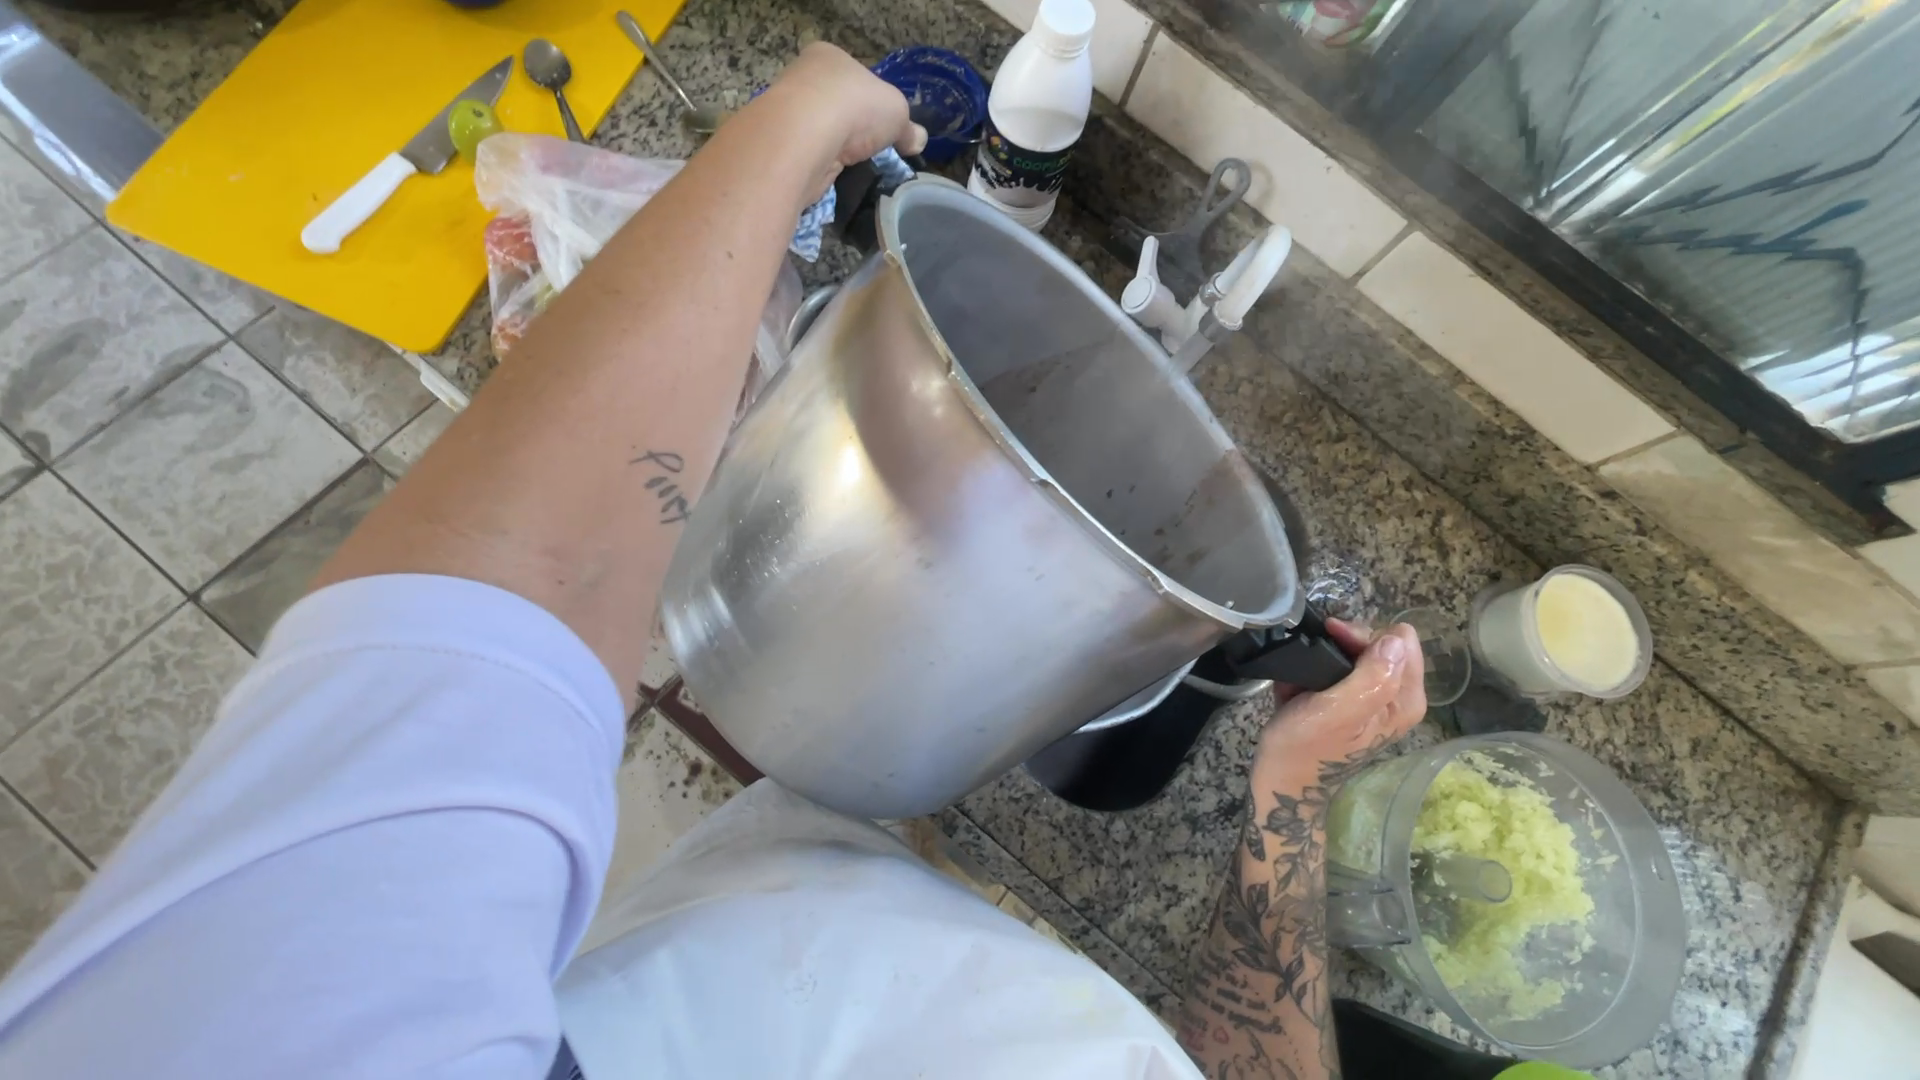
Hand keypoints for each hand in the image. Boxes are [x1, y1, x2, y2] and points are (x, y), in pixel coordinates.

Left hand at [756, 43, 928, 199]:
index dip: (874, 102)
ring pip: (825, 135)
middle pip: (839, 108)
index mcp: (829, 57)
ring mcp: (790, 114)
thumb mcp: (897, 112)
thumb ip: (908, 127)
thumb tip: (917, 140)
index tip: (885, 127)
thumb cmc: (855, 107)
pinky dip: (827, 169)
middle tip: (875, 151)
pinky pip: (813, 159)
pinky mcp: (785, 148)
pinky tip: (839, 177)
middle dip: (856, 131)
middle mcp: (804, 79)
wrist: (806, 137)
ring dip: (841, 151)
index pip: (855, 78)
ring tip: (860, 168)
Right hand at [1253, 619, 1424, 791]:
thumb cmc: (1305, 746)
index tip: (1332, 640)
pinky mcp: (1348, 702)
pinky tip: (1299, 681)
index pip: (1399, 640)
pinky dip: (1316, 667)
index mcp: (1403, 700)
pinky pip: (1337, 668)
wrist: (1281, 779)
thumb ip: (1371, 676)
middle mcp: (1394, 697)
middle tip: (1313, 654)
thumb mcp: (1338, 710)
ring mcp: (1371, 699)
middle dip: (1344, 642)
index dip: (1363, 636)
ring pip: (1355, 652)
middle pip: (1379, 643)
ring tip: (1304, 669)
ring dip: (1326, 654)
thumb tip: (1395, 639)